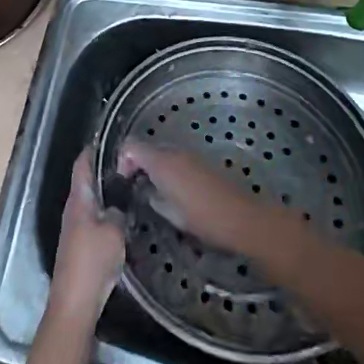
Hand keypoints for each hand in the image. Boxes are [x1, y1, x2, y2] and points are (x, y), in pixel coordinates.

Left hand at [51, 149, 125, 314]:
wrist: (75, 301)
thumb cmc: (93, 261)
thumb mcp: (114, 232)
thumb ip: (118, 211)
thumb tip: (118, 203)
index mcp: (79, 199)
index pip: (83, 164)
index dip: (93, 149)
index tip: (109, 138)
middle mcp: (73, 208)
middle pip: (87, 181)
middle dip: (104, 169)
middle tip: (129, 161)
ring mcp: (75, 227)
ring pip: (91, 200)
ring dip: (107, 191)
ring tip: (130, 184)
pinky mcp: (80, 243)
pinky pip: (94, 217)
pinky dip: (106, 210)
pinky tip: (123, 215)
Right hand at [116, 141, 288, 255]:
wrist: (241, 218)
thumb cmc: (202, 217)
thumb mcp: (169, 212)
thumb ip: (152, 196)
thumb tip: (147, 190)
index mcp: (161, 161)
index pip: (131, 146)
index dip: (122, 160)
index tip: (123, 180)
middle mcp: (174, 152)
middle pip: (146, 147)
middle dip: (137, 163)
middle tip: (135, 186)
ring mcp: (190, 155)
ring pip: (163, 153)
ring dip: (154, 166)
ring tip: (154, 190)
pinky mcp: (202, 162)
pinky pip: (177, 159)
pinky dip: (169, 169)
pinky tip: (174, 191)